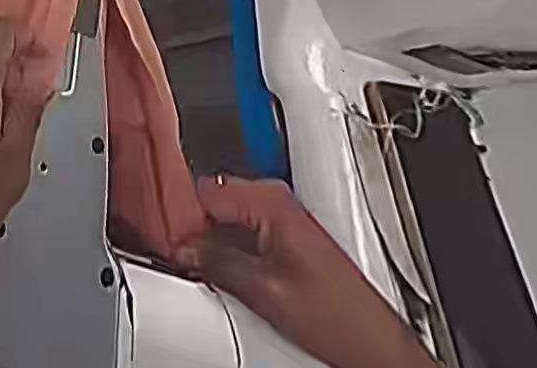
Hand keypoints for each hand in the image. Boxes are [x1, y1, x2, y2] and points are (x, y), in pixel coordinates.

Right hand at [184, 177, 435, 367]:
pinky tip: (216, 269)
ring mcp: (280, 215)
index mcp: (271, 201)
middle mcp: (276, 199)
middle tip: (173, 253)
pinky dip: (224, 246)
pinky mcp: (282, 233)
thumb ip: (219, 264)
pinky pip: (240, 229)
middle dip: (192, 226)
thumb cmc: (339, 319)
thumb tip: (184, 249)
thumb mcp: (267, 293)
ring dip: (207, 238)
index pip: (206, 190)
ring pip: (225, 215)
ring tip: (192, 265)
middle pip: (214, 200)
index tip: (160, 232)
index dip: (179, 212)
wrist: (376, 345)